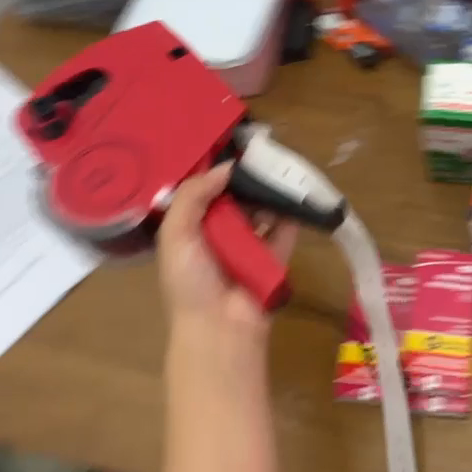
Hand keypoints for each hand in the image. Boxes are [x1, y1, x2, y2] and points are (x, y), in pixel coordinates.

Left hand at [157, 164, 298, 335]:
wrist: (219, 327)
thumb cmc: (190, 281)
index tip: (228, 144)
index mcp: (190, 229)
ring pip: (261, 212)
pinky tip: (296, 196)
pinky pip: (285, 232)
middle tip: (260, 152)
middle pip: (234, 199)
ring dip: (268, 195)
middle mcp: (219, 235)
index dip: (213, 171)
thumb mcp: (176, 234)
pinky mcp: (274, 258)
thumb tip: (225, 168)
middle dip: (245, 180)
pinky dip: (291, 216)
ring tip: (279, 170)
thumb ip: (193, 196)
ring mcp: (248, 247)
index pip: (202, 193)